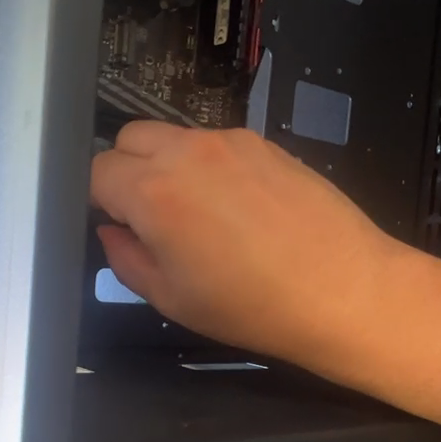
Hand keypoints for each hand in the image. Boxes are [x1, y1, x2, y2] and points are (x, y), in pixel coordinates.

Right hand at [91, 121, 409, 365]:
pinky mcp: (266, 143)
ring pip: (175, 136)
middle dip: (127, 171)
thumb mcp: (172, 299)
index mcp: (154, 191)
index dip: (99, 200)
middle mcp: (188, 153)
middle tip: (150, 216)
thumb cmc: (254, 306)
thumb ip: (126, 259)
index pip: (97, 171)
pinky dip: (209, 165)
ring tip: (199, 214)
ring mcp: (231, 142)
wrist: (343, 290)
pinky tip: (238, 207)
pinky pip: (217, 143)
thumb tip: (113, 232)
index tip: (117, 224)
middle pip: (130, 138)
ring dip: (169, 164)